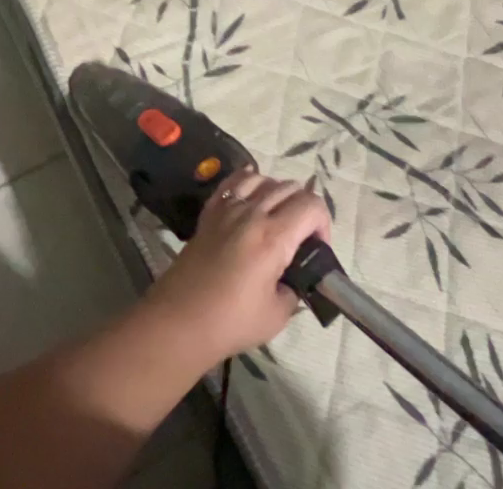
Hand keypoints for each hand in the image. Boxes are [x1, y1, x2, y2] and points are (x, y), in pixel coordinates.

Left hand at [139, 170, 332, 367]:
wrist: (179, 320)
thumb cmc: (230, 322)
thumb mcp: (277, 314)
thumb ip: (294, 287)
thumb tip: (293, 276)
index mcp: (273, 237)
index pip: (311, 205)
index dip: (323, 223)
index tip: (317, 248)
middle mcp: (251, 214)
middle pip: (290, 187)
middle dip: (305, 208)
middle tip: (301, 238)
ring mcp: (227, 210)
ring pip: (262, 179)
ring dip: (278, 193)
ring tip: (277, 218)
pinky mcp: (209, 214)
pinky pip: (232, 182)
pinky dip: (249, 182)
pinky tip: (252, 197)